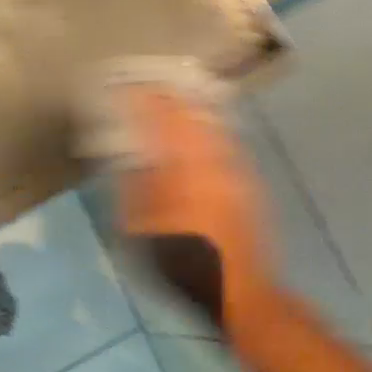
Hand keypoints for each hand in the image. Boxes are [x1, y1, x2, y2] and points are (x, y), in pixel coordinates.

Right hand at [113, 86, 275, 325]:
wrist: (241, 291)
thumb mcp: (140, 225)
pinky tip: (202, 128)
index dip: (141, 98)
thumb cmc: (180, 260)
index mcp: (182, 167)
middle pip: (191, 114)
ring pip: (212, 125)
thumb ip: (132, 182)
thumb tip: (122, 149)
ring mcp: (236, 170)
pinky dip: (210, 127)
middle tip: (151, 81)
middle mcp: (213, 160)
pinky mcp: (249, 183)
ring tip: (175, 95)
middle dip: (170, 95)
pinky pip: (226, 141)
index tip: (124, 84)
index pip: (160, 119)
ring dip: (192, 107)